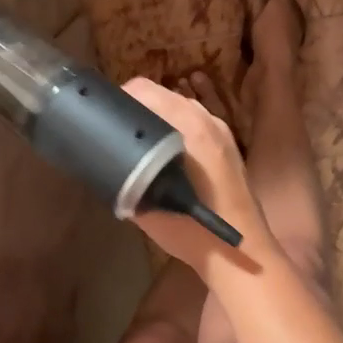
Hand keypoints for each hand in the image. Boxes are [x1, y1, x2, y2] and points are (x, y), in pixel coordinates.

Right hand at [122, 77, 271, 278]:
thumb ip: (125, 173)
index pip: (145, 90)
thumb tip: (107, 158)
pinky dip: (177, 127)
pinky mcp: (228, 145)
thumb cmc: (190, 230)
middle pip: (164, 95)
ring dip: (159, 116)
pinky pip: (196, 123)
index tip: (103, 116)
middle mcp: (207, 119)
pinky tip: (165, 152)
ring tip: (139, 140)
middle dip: (138, 107)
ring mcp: (222, 130)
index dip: (120, 98)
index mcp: (189, 126)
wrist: (239, 253)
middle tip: (117, 130)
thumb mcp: (144, 204)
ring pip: (181, 107)